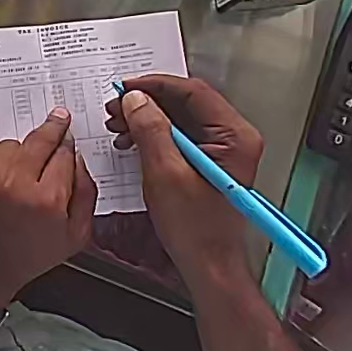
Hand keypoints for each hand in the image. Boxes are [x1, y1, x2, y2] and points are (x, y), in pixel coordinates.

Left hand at [0, 107, 97, 304]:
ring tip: (18, 175)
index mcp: (47, 199)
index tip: (67, 137)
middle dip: (52, 129)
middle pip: (41, 139)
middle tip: (58, 121)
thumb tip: (79, 161)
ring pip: (13, 144)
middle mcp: (16, 183)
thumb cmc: (26, 257)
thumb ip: (86, 194)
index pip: (65, 153)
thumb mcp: (74, 236)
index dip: (67, 145)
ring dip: (19, 153)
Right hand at [105, 75, 264, 286]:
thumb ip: (151, 131)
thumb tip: (136, 99)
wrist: (207, 264)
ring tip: (119, 125)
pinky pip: (178, 135)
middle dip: (147, 103)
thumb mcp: (165, 174)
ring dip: (146, 118)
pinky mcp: (207, 161)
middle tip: (116, 107)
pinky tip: (131, 141)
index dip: (155, 86)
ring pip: (179, 118)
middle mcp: (233, 138)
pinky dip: (152, 134)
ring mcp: (220, 149)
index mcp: (234, 136)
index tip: (126, 87)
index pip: (193, 92)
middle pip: (186, 103)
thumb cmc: (195, 228)